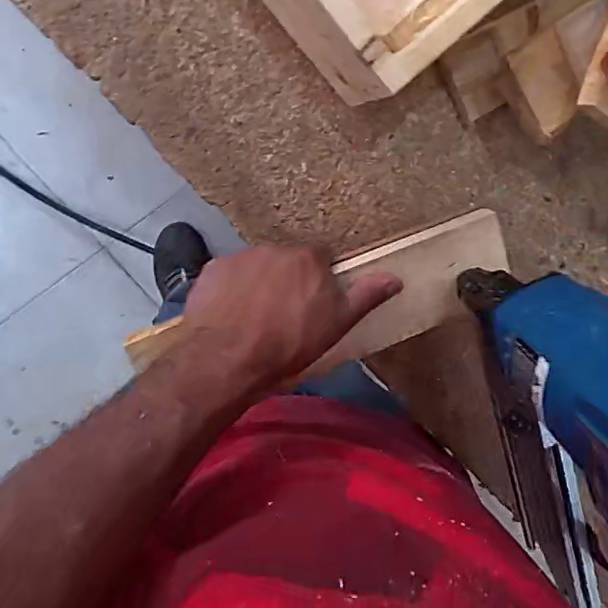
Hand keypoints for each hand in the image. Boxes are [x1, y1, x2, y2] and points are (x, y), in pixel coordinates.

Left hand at [181, 245, 401, 390]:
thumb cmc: (288, 344)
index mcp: (309, 258)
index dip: (318, 282)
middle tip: (283, 314)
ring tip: (253, 317)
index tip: (313, 304)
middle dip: (287, 280)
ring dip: (258, 284)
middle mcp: (276, 249)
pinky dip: (230, 290)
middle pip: (287, 261)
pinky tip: (228, 314)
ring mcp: (241, 257)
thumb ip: (365, 296)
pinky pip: (227, 276)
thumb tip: (395, 278)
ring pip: (256, 267)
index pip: (321, 259)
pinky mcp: (212, 269)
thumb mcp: (336, 325)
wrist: (227, 358)